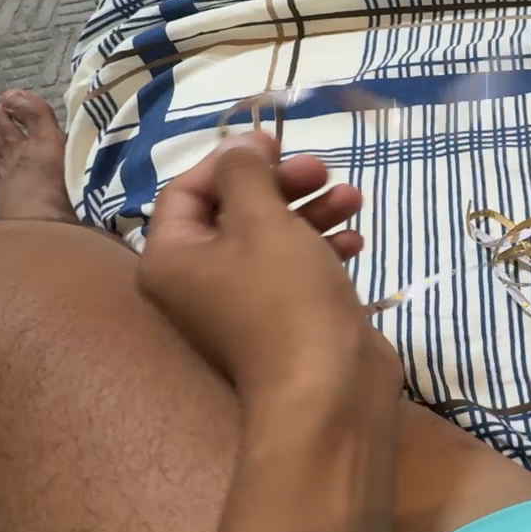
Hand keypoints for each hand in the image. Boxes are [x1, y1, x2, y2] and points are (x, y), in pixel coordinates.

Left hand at [138, 132, 399, 408]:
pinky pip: (298, 273)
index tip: (277, 143)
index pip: (189, 192)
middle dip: (282, 186)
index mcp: (173, 259)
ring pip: (274, 242)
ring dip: (313, 214)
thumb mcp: (264, 222)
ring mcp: (246, 307)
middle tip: (322, 169)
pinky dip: (324, 251)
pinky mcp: (288, 322)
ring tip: (354, 198)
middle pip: (236, 214)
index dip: (232, 161)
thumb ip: (247, 174)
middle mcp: (200, 283)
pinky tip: (357, 243)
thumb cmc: (286, 298)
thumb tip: (240, 145)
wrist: (328, 388)